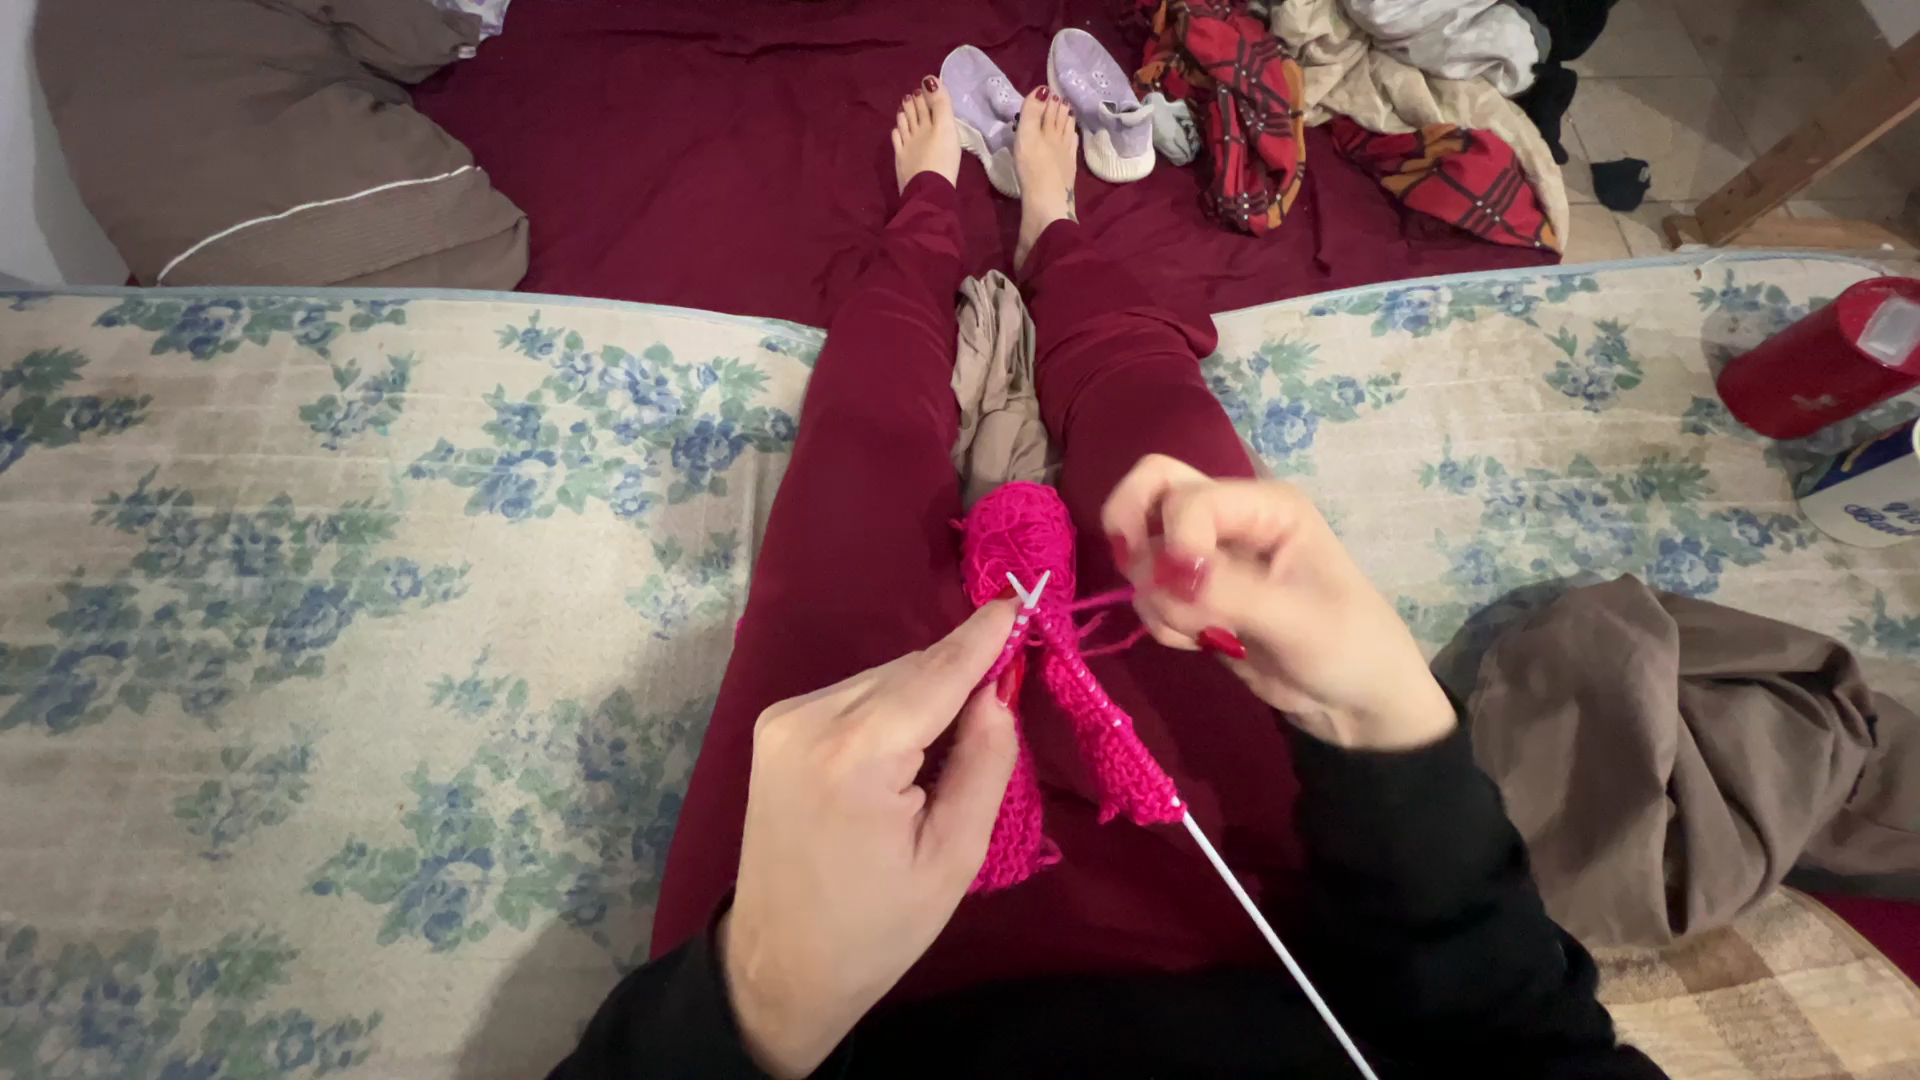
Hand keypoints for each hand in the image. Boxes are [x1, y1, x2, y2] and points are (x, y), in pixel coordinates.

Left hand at [719, 601, 1021, 1077]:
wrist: (777, 966)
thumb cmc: (877, 927)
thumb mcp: (954, 856)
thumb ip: (984, 761)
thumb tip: (997, 689)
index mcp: (855, 755)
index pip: (935, 674)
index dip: (981, 637)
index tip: (1020, 601)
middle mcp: (810, 718)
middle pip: (909, 671)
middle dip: (959, 673)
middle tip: (1003, 694)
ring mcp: (785, 716)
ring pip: (883, 677)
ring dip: (925, 692)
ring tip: (944, 746)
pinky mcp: (776, 723)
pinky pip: (857, 693)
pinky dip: (892, 704)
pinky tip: (903, 745)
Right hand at [1102, 454, 1454, 749]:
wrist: (1352, 703)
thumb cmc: (1349, 649)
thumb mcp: (1300, 621)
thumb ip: (1232, 592)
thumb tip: (1170, 574)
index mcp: (1265, 507)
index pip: (1188, 498)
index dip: (1177, 542)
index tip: (1190, 591)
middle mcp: (1229, 520)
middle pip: (1150, 485)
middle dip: (1131, 529)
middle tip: (1137, 572)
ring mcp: (1205, 556)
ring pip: (1141, 548)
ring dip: (1155, 594)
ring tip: (1203, 630)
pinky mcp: (1190, 594)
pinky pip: (1146, 593)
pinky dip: (1160, 620)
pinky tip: (1199, 642)